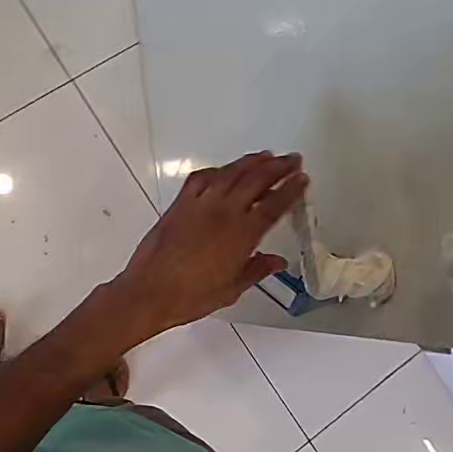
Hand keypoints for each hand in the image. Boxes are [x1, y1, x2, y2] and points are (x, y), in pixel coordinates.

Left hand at [108, 151, 308, 340]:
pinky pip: (202, 178)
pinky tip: (224, 170)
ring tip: (266, 156)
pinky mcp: (181, 204)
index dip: (291, 189)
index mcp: (242, 234)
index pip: (274, 204)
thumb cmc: (189, 295)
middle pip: (257, 180)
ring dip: (251, 162)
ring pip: (231, 172)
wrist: (150, 292)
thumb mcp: (232, 288)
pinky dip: (217, 170)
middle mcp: (224, 212)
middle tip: (291, 160)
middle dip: (278, 167)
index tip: (301, 179)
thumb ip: (256, 269)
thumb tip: (276, 261)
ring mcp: (200, 204)